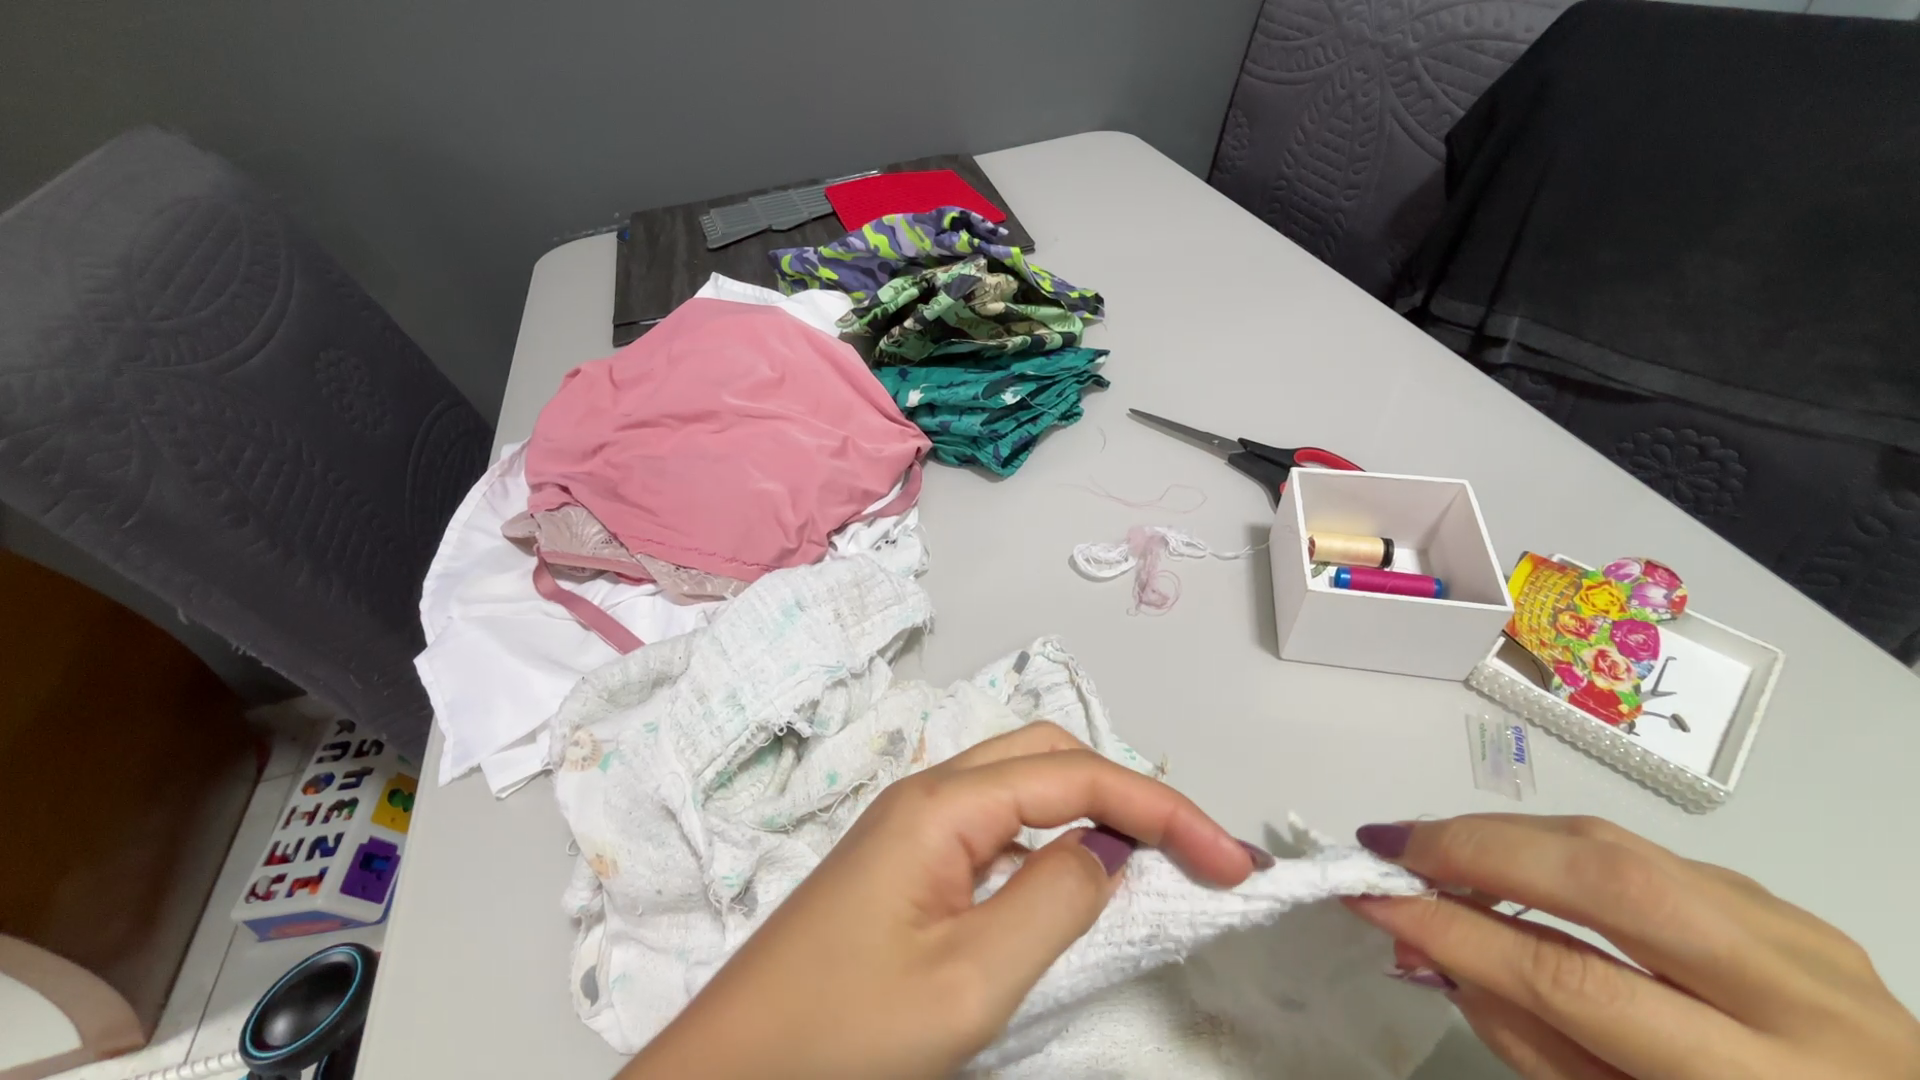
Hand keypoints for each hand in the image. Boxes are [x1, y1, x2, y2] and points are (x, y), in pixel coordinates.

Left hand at [618, 722, 1262, 1079]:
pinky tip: (1068, 878)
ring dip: (1089, 809)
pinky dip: (1047, 839)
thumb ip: (1055, 900)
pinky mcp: (903, 859)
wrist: (732, 1069)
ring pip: (1020, 785)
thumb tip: (1108, 846)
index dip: (1164, 809)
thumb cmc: (846, 1030)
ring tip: (1146, 861)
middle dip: (1128, 792)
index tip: (1232, 863)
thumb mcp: (972, 978)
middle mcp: (926, 793)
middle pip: (1048, 757)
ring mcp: (910, 824)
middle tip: (1190, 854)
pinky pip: (993, 826)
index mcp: (942, 804)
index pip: (1077, 775)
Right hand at [1342, 814, 1919, 1078]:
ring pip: (1618, 847)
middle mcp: (1798, 998)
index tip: (1368, 896)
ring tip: (1425, 845)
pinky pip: (1641, 856)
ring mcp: (1797, 935)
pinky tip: (1510, 866)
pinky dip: (1552, 850)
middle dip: (1475, 850)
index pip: (1572, 981)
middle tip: (1387, 845)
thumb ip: (1526, 1036)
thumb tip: (1427, 939)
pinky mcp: (1779, 902)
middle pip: (1605, 880)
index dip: (1455, 931)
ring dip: (1501, 837)